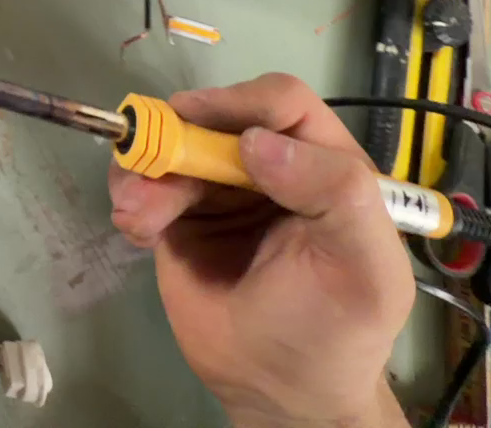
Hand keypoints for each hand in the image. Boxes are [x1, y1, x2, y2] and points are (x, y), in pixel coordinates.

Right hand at [108, 73, 413, 427]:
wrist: (271, 389)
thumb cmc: (330, 330)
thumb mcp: (362, 272)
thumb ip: (336, 196)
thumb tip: (256, 141)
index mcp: (321, 166)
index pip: (280, 102)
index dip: (238, 102)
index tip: (198, 126)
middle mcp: (264, 164)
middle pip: (207, 118)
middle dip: (170, 144)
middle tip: (150, 184)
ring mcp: (214, 185)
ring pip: (163, 145)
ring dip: (141, 175)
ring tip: (136, 220)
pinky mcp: (173, 208)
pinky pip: (138, 176)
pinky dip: (128, 194)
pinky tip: (135, 230)